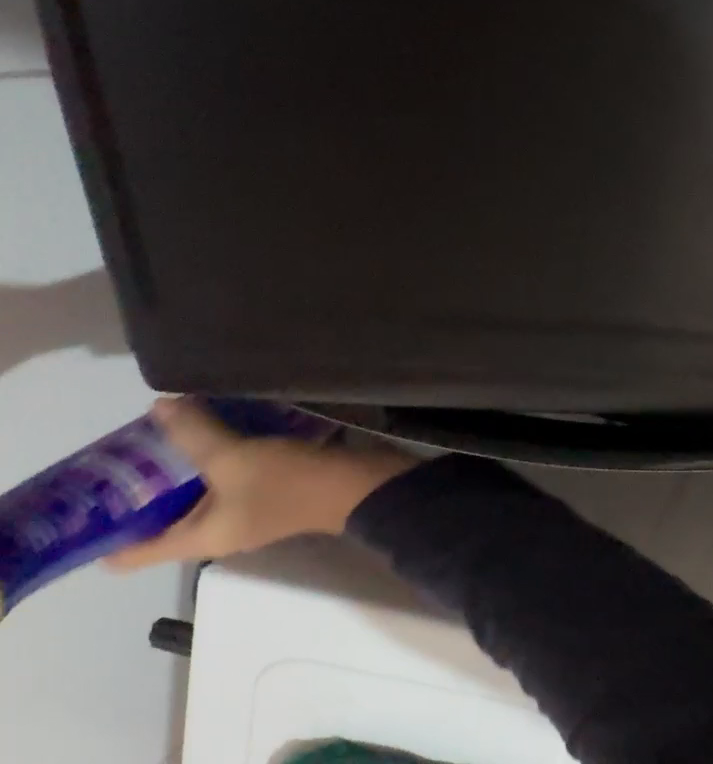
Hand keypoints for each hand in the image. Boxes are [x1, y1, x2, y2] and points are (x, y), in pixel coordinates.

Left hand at [105, 397, 420, 570]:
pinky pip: (235, 478)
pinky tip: (230, 432)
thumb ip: (195, 433)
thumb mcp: (237, 457)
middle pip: (163, 516)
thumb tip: (160, 407)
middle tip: (136, 446)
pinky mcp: (278, 493)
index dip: (104, 531)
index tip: (96, 494)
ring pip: (202, 493)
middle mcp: (217, 531)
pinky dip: (226, 459)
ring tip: (181, 431)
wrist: (367, 486)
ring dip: (191, 467)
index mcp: (196, 539)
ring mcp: (250, 512)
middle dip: (148, 484)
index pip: (127, 554)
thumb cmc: (292, 484)